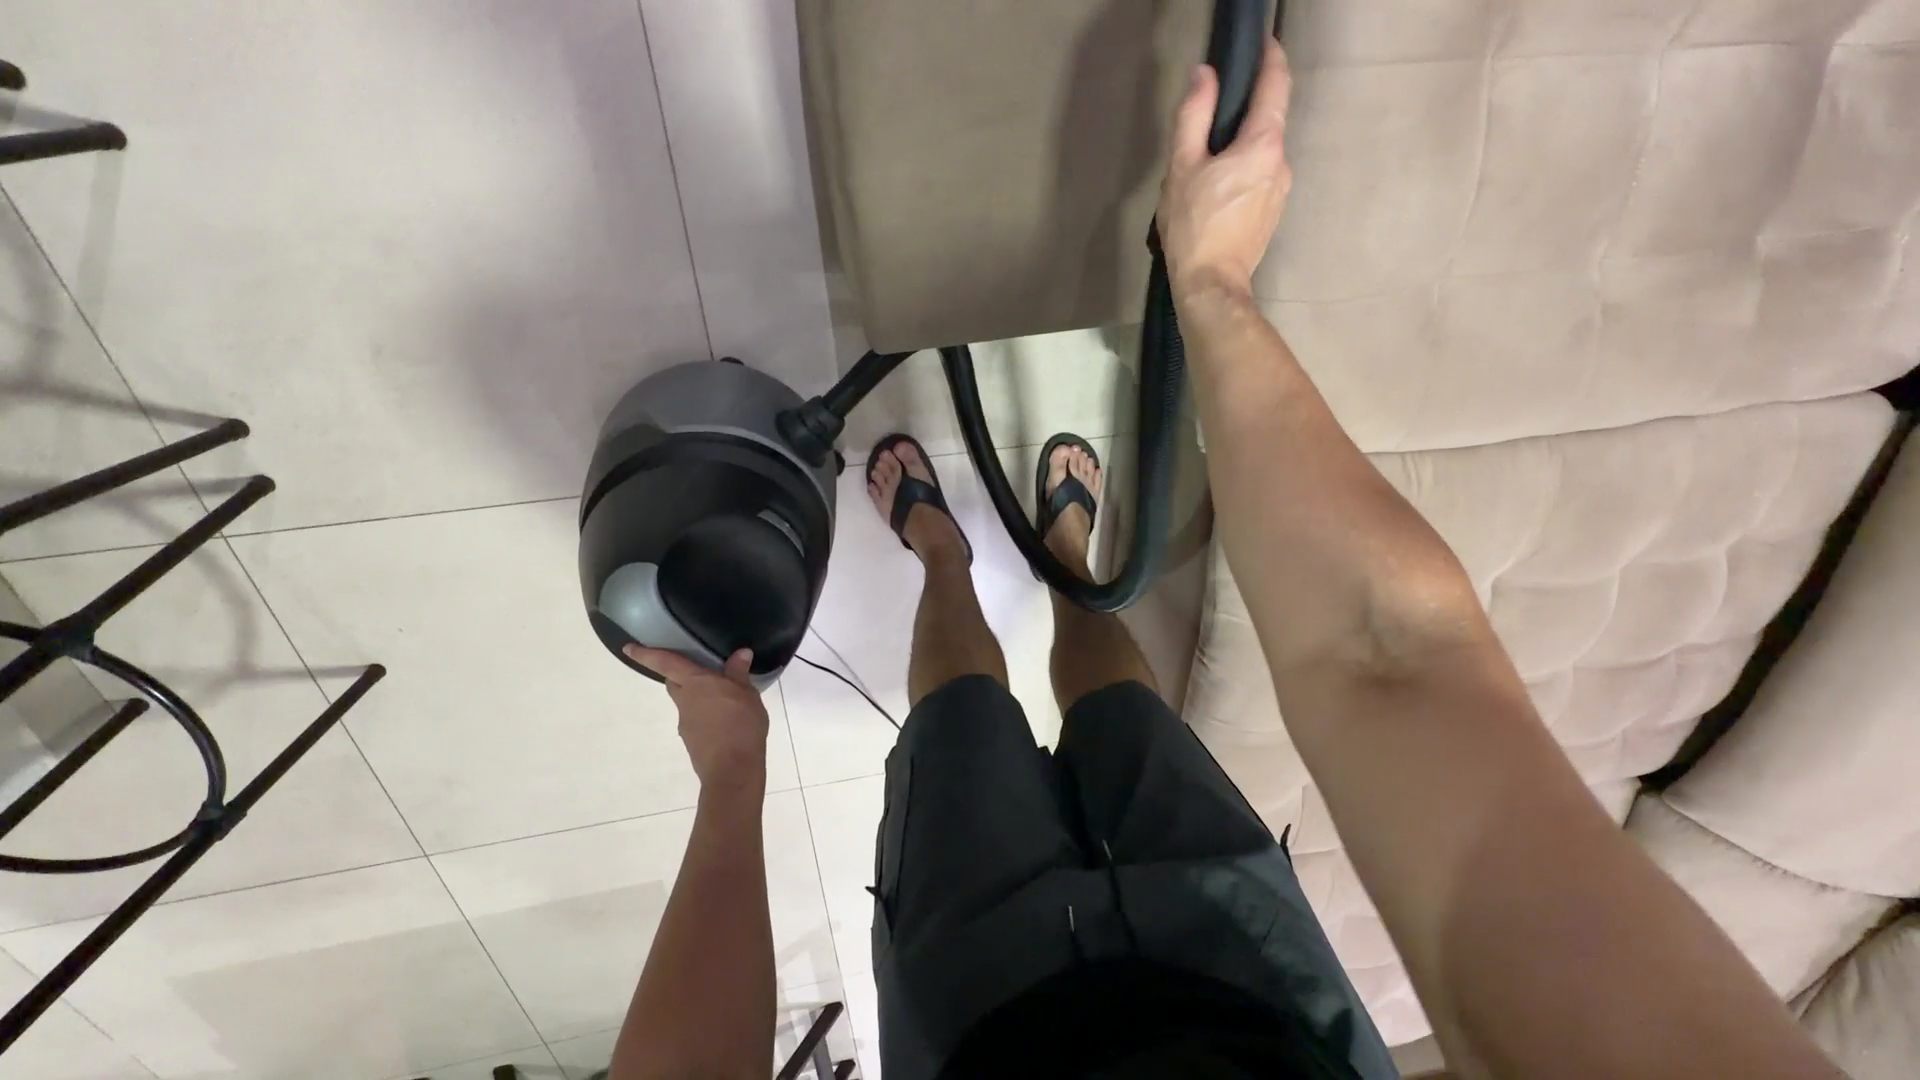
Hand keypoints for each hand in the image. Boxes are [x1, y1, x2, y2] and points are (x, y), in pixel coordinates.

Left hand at [627, 646, 768, 795]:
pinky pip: (697, 722)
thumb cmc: (741, 724)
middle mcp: (685, 701)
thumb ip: (740, 674)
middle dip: (681, 675)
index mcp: (695, 683)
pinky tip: (727, 724)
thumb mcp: (748, 694)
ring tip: (726, 702)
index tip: (629, 647)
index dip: (646, 654)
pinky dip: (708, 718)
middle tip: (700, 673)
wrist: (732, 769)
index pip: (666, 663)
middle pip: (674, 683)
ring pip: (687, 704)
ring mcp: (686, 724)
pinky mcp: (693, 741)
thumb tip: (741, 654)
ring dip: (699, 699)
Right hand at [1156, 39, 1292, 302]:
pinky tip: (1215, 192)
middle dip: (1243, 113)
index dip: (1270, 58)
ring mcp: (1280, 191)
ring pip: (1261, 154)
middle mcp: (1281, 162)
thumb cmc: (1194, 227)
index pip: (1276, 85)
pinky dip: (1241, 173)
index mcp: (1264, 144)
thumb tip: (1204, 76)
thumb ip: (1193, 116)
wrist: (1212, 286)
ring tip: (1204, 165)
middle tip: (1211, 117)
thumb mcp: (1182, 167)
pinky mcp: (1271, 214)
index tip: (1262, 44)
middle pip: (1267, 122)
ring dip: (1239, 149)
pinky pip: (1258, 179)